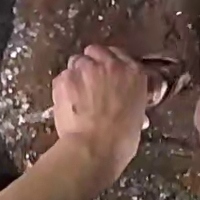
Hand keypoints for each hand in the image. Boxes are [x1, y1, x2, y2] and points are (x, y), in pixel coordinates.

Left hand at [50, 45, 148, 191]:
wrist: (95, 147)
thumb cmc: (121, 139)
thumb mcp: (137, 119)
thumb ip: (132, 104)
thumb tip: (130, 111)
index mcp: (134, 74)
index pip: (120, 55)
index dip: (112, 64)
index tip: (109, 73)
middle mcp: (110, 65)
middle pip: (96, 51)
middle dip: (92, 63)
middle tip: (91, 81)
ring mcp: (85, 69)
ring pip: (76, 62)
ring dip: (77, 74)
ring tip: (77, 94)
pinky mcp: (64, 79)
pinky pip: (62, 77)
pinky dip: (63, 88)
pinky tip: (67, 103)